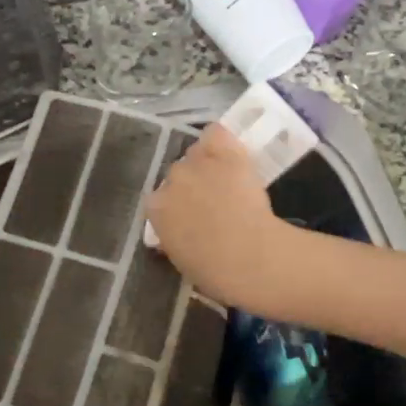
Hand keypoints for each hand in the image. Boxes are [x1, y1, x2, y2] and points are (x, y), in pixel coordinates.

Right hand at [146, 123, 292, 308]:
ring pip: (195, 153)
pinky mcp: (225, 154)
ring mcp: (197, 164)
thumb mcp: (184, 260)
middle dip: (190, 185)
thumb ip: (176, 238)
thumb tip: (180, 233)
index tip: (191, 217)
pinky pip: (215, 134)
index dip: (177, 207)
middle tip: (212, 201)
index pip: (159, 200)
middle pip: (177, 174)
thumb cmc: (217, 271)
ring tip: (225, 179)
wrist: (250, 256)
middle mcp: (171, 181)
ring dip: (206, 163)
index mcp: (156, 210)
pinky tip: (229, 152)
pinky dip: (220, 141)